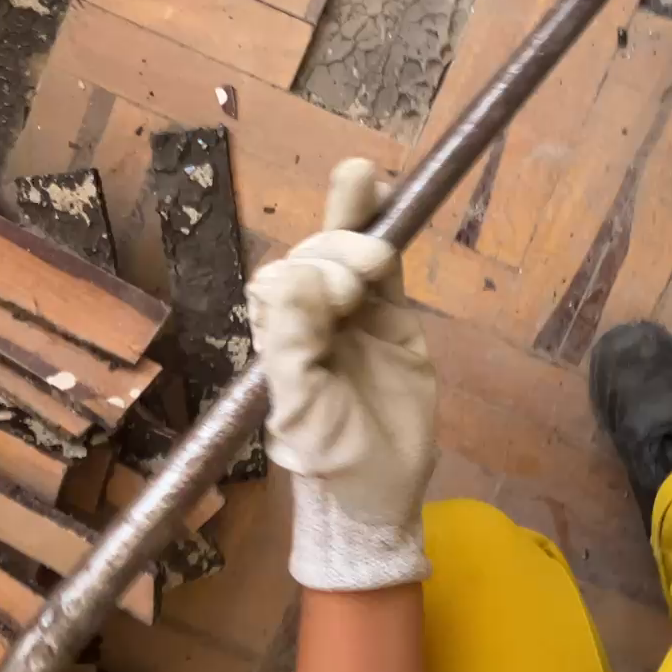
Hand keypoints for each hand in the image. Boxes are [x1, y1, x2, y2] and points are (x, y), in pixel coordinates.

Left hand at [246, 159, 436, 591]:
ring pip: (346, 250)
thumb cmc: (332, 460)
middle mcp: (311, 317)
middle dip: (338, 252)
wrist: (384, 491)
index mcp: (279, 337)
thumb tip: (292, 275)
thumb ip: (292, 346)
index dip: (311, 274)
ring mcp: (354, 312)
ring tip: (361, 180)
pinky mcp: (391, 315)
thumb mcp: (302, 413)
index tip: (343, 298)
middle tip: (368, 278)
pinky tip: (381, 191)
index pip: (282, 281)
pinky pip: (385, 266)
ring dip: (350, 214)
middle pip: (315, 257)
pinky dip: (384, 229)